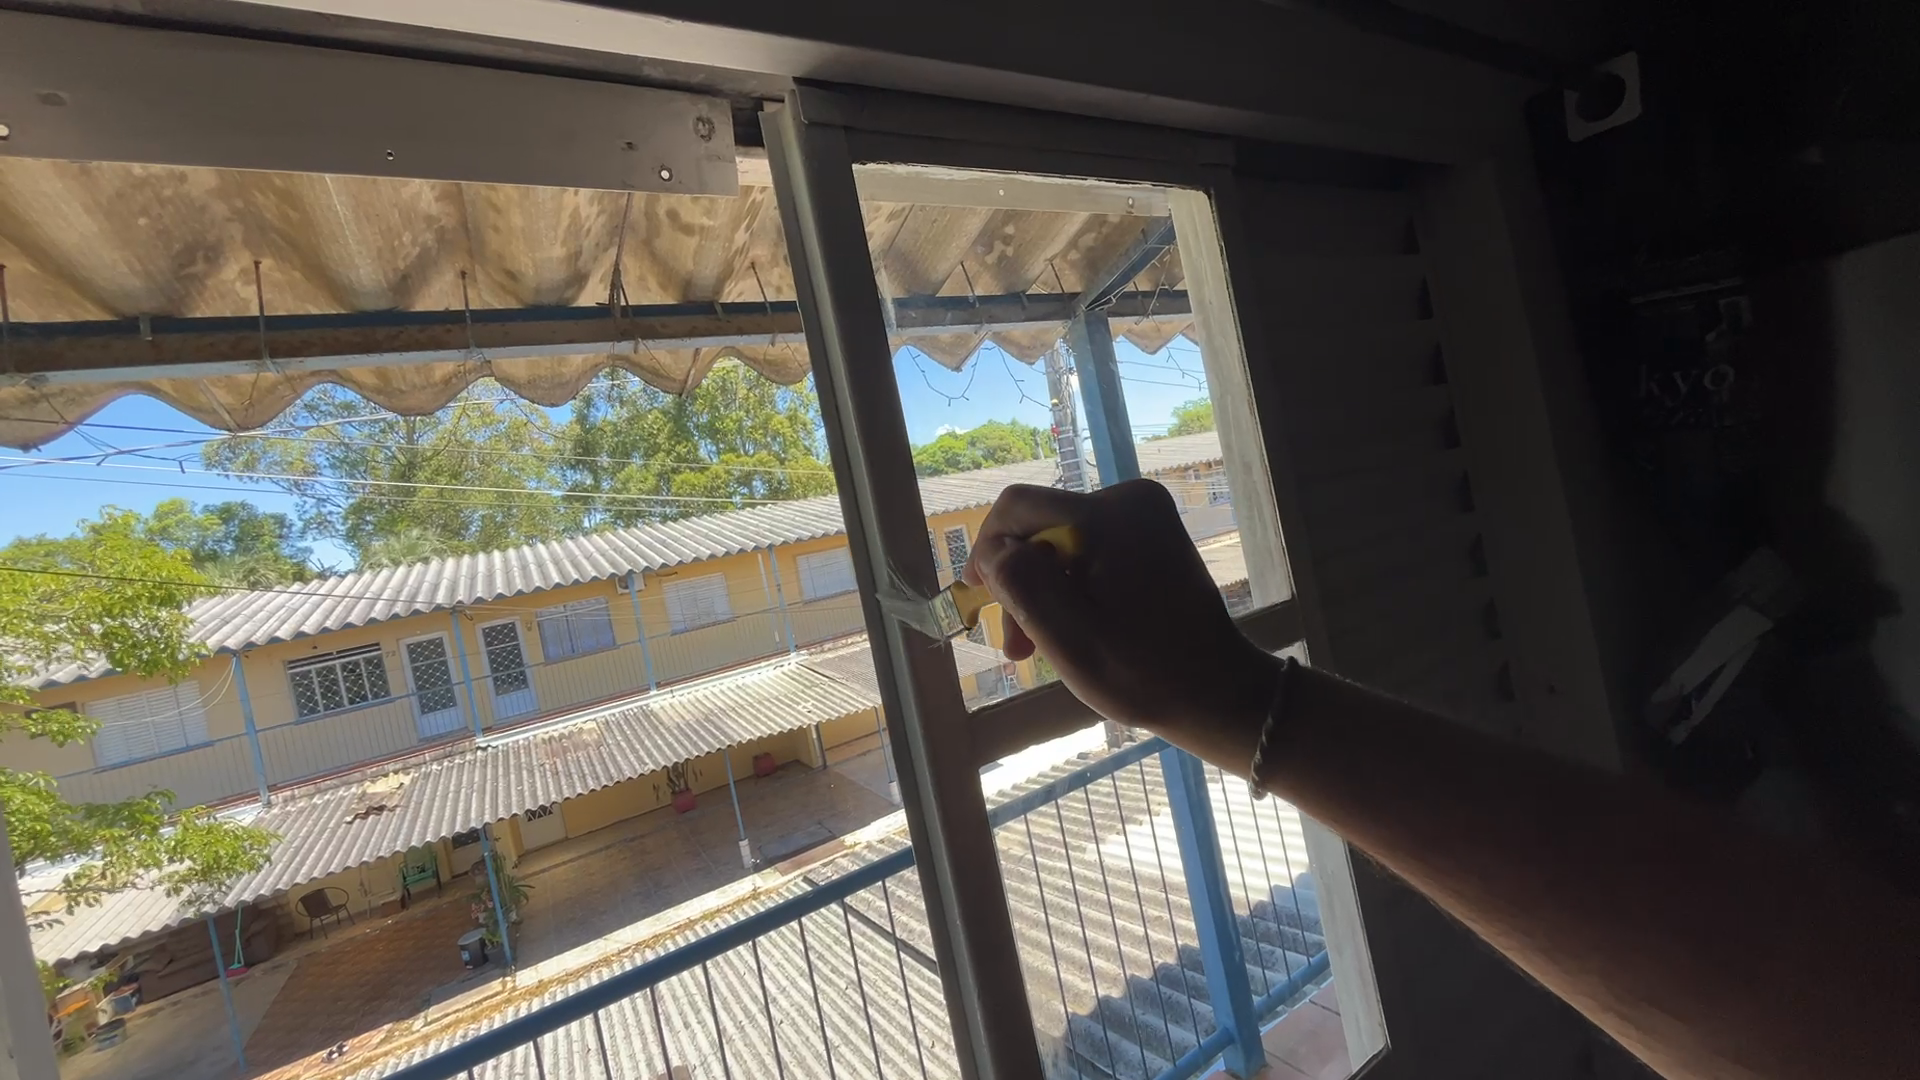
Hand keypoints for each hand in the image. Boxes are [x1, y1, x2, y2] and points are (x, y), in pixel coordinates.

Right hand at [964, 480, 1280, 737]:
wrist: (1217, 692)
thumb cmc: (1141, 673)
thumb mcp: (1066, 636)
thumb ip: (1020, 584)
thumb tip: (994, 550)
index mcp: (1110, 515)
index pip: (1018, 507)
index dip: (988, 547)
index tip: (978, 594)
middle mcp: (1130, 499)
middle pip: (1041, 528)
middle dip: (1020, 582)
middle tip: (1016, 645)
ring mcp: (1145, 515)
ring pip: (1061, 544)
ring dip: (1044, 590)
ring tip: (1036, 647)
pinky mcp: (1150, 535)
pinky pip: (1088, 550)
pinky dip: (1071, 586)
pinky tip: (1071, 627)